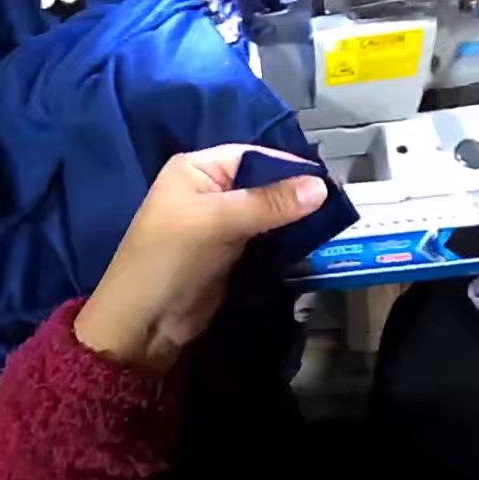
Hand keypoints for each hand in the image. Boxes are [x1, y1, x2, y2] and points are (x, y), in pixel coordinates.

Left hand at [75, 145, 327, 370]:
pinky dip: (286, 236)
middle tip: (335, 202)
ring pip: (267, 209)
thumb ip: (267, 203)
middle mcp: (210, 188)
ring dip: (294, 216)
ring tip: (331, 221)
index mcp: (197, 169)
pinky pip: (265, 235)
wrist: (142, 324)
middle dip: (294, 192)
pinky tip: (311, 239)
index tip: (326, 179)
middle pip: (262, 181)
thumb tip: (321, 186)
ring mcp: (221, 221)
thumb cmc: (169, 259)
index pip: (251, 155)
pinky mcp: (231, 250)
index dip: (287, 165)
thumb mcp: (216, 222)